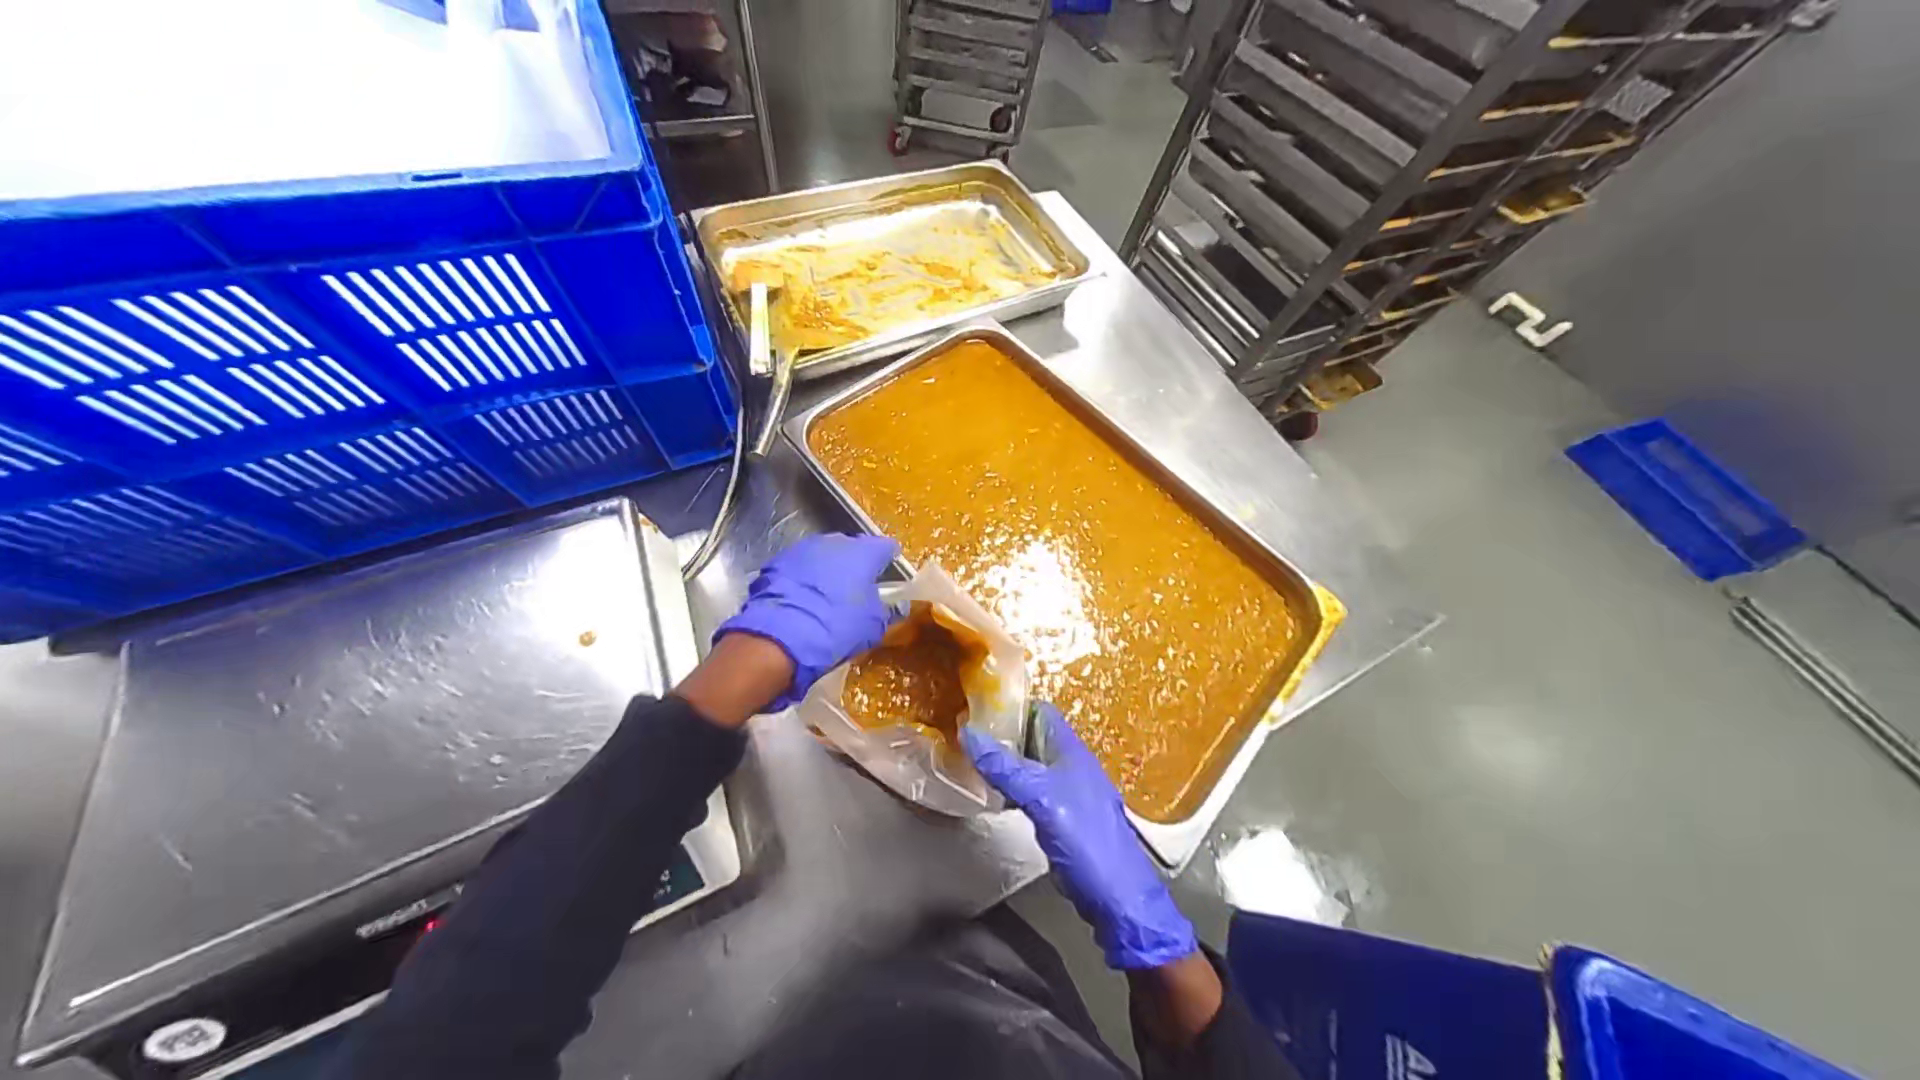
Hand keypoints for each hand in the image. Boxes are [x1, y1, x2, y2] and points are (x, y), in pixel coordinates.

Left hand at [714, 533, 899, 710]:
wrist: (780, 638)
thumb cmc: (838, 628)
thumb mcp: (873, 626)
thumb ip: (887, 612)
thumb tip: (897, 607)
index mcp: (863, 552)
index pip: (885, 547)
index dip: (888, 559)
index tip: (887, 571)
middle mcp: (834, 543)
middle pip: (852, 548)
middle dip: (856, 564)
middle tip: (857, 587)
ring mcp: (803, 550)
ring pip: (823, 556)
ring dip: (828, 570)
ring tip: (828, 595)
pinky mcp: (777, 563)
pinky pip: (799, 568)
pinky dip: (804, 579)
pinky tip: (803, 600)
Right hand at [963, 704, 1197, 970]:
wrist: (1117, 897)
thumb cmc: (1085, 840)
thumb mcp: (1041, 799)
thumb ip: (1005, 767)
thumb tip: (968, 733)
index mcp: (1071, 750)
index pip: (1040, 711)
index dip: (1011, 704)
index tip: (977, 704)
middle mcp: (1070, 765)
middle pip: (1032, 736)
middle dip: (1002, 733)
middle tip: (965, 733)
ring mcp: (1067, 791)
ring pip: (1030, 764)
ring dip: (1005, 761)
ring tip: (971, 760)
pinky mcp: (1061, 816)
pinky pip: (1031, 790)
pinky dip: (1011, 786)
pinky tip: (992, 794)